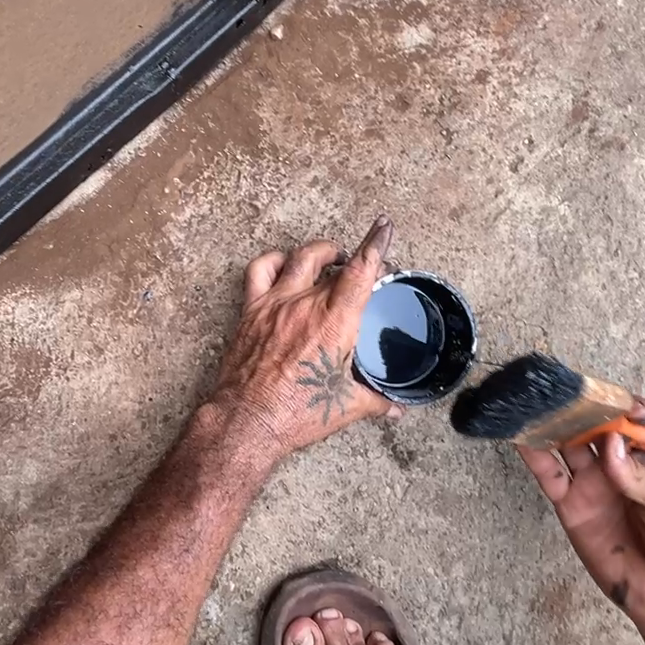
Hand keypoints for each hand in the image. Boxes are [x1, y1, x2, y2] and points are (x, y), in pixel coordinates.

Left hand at [207, 217, 399, 461]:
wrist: (248, 419)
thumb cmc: (297, 413)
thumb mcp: (348, 406)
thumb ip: (376, 401)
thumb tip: (396, 408)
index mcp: (335, 321)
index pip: (360, 269)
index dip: (375, 243)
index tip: (383, 226)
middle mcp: (306, 303)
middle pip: (335, 263)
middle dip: (354, 259)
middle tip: (362, 268)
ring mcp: (276, 302)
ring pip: (300, 257)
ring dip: (319, 251)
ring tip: (329, 257)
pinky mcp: (252, 309)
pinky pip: (260, 269)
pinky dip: (273, 260)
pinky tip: (282, 264)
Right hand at [519, 399, 644, 644]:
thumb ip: (644, 479)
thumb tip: (611, 446)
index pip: (634, 420)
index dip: (621, 405)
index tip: (609, 397)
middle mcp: (618, 465)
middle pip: (594, 425)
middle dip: (579, 406)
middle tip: (562, 391)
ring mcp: (593, 484)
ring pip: (567, 444)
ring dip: (552, 423)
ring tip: (534, 403)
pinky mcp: (571, 506)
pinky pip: (549, 475)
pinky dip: (532, 454)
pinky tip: (521, 435)